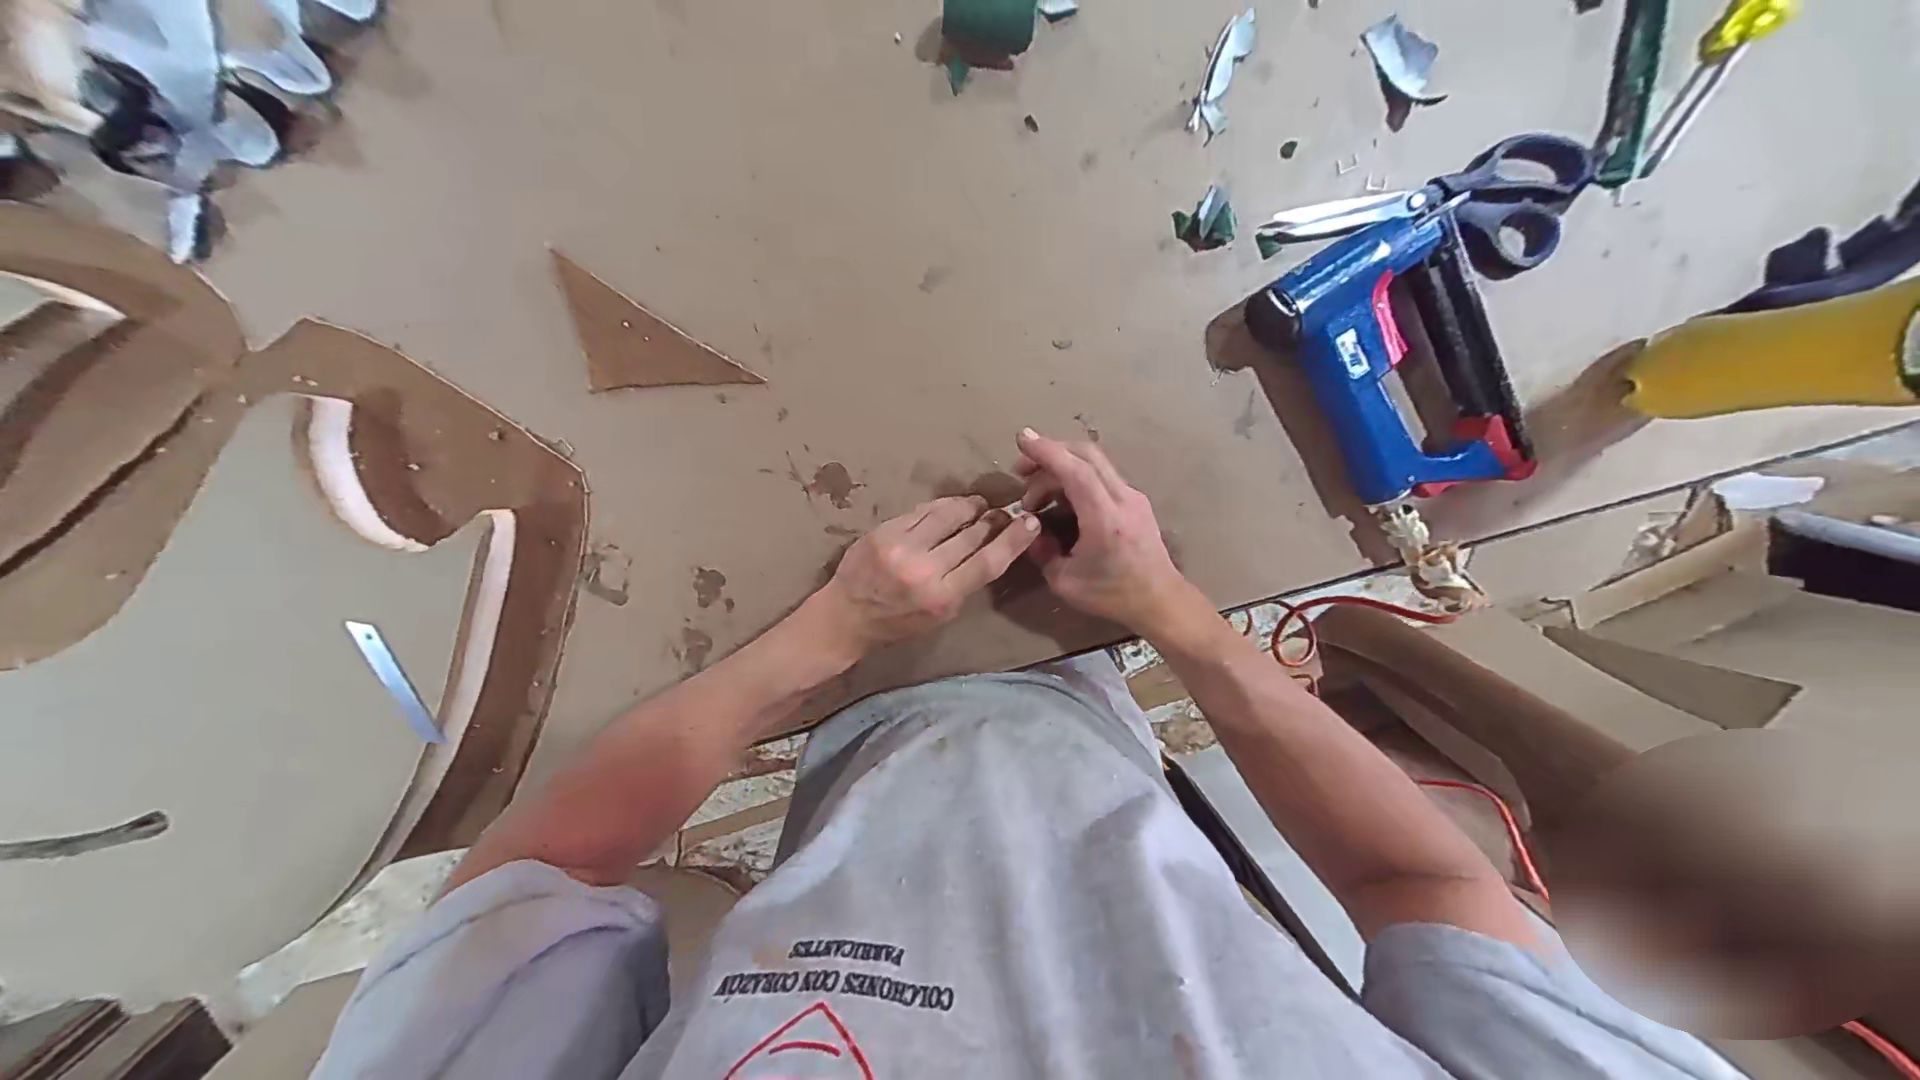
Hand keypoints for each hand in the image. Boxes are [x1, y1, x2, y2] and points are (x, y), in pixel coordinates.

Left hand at [809, 494, 1041, 657]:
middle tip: (1004, 512)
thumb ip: (965, 583)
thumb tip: (992, 548)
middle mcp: (924, 570)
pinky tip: (950, 506)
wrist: (846, 616)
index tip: (1030, 522)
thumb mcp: (940, 615)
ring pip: (949, 514)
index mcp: (942, 598)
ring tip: (979, 505)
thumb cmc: (897, 623)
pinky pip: (922, 510)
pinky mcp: (884, 531)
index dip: (1014, 539)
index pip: (989, 561)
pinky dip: (942, 506)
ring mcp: (901, 547)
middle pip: (972, 534)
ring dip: (970, 506)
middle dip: (993, 520)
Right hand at [1014, 429, 1198, 634]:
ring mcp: (1132, 496)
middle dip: (1050, 453)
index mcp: (1106, 520)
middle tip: (1021, 470)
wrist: (1160, 599)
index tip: (1022, 439)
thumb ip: (1042, 552)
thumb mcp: (1065, 582)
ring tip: (1036, 491)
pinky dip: (1075, 475)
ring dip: (1062, 465)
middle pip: (1087, 455)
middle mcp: (1123, 499)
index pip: (1076, 472)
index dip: (1047, 452)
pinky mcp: (1134, 499)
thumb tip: (1031, 529)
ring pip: (1094, 462)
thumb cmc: (1113, 595)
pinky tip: (1059, 496)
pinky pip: (1101, 475)